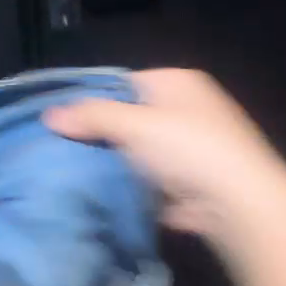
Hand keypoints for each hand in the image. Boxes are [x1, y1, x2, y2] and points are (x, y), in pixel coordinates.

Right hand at [43, 69, 285, 239]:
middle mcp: (183, 110)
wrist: (236, 203)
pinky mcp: (181, 184)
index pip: (122, 82)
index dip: (89, 99)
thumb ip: (92, 116)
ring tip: (67, 174)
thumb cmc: (189, 149)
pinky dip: (124, 188)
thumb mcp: (136, 124)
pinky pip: (143, 181)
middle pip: (126, 118)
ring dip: (108, 165)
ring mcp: (184, 150)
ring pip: (132, 153)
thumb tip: (49, 115)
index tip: (57, 121)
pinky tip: (95, 197)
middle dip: (96, 136)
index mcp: (177, 82)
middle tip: (56, 150)